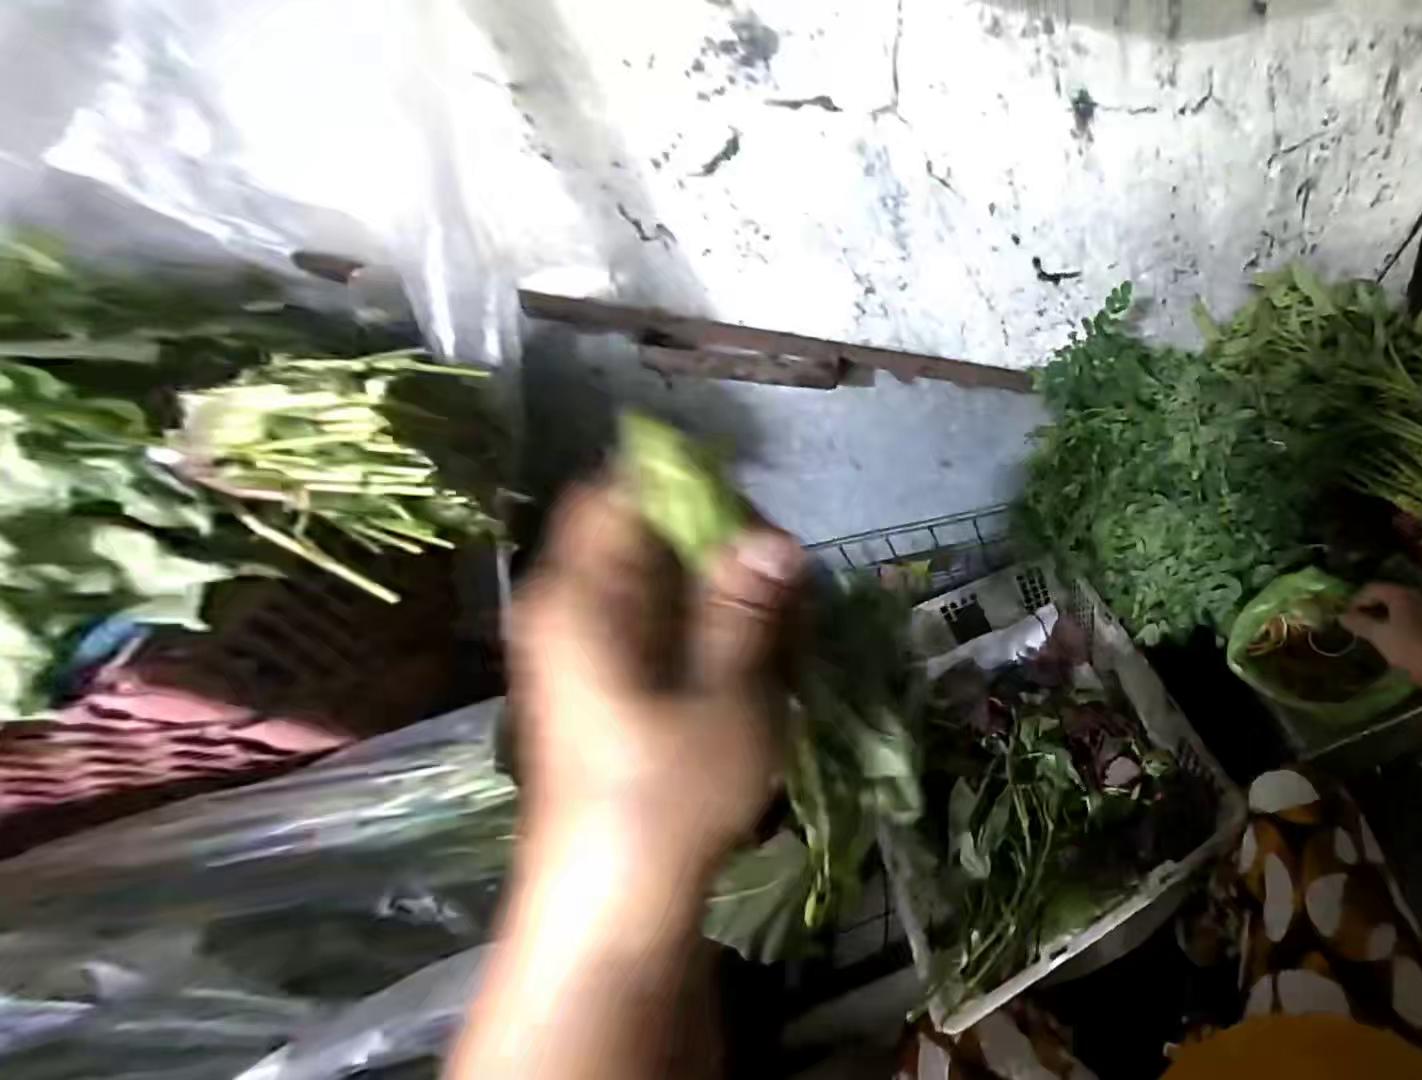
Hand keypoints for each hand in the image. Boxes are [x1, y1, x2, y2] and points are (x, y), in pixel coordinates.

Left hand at [510, 480, 804, 870]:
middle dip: (727, 545)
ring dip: (731, 586)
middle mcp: (579, 607)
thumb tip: (776, 537)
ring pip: (670, 575)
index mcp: (585, 600)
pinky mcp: (618, 670)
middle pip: (653, 533)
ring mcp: (597, 640)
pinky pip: (670, 614)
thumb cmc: (666, 796)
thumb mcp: (724, 697)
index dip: (689, 487)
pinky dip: (718, 618)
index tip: (758, 517)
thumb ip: (745, 611)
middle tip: (788, 584)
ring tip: (784, 625)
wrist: (614, 897)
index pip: (621, 494)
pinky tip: (761, 652)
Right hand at [1339, 582, 1421, 699]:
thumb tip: (1340, 615)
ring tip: (1368, 632)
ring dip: (1380, 617)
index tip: (1345, 617)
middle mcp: (1417, 597)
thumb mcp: (1378, 635)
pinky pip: (1407, 618)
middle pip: (1385, 596)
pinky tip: (1388, 638)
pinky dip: (1393, 623)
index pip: (1371, 589)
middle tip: (1354, 623)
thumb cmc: (1410, 648)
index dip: (1354, 601)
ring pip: (1396, 608)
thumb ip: (1358, 622)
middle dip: (1367, 608)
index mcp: (1402, 594)